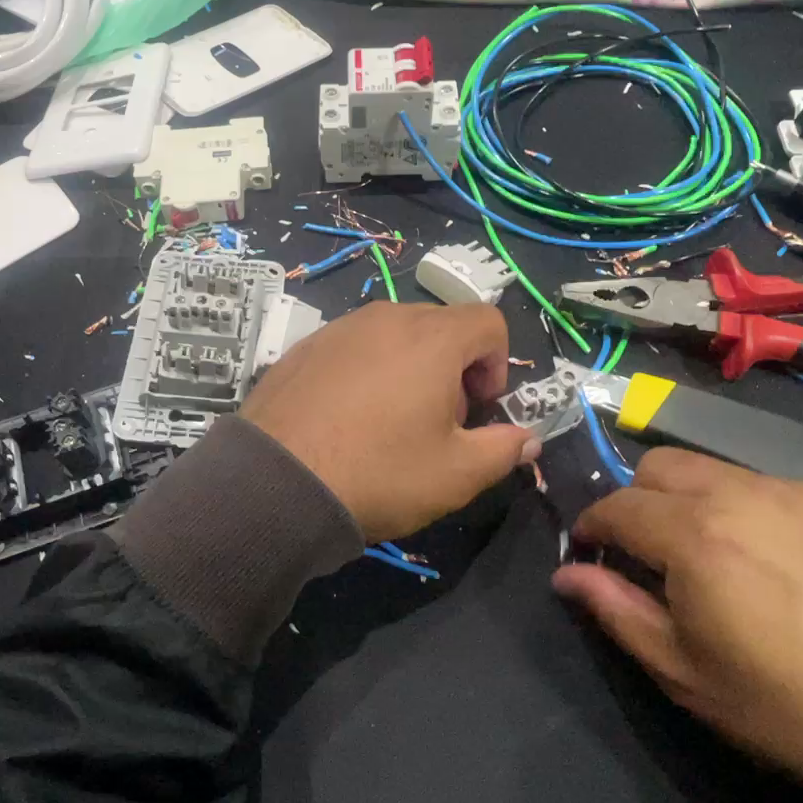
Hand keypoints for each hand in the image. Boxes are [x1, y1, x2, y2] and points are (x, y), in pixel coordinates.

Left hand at [240, 302, 540, 541]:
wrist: (276, 484)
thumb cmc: (378, 473)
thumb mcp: (456, 475)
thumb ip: (503, 450)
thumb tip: (526, 439)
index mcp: (432, 338)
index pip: (488, 322)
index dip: (497, 365)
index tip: (478, 409)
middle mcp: (385, 318)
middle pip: (441, 326)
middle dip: (454, 369)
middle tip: (437, 422)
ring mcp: (338, 329)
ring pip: (394, 336)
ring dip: (410, 369)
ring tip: (389, 422)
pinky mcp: (303, 347)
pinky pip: (353, 347)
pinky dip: (366, 372)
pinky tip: (346, 419)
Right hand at [552, 448, 802, 802]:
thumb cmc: (790, 709)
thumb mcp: (684, 673)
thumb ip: (615, 610)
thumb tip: (566, 573)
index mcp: (695, 535)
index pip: (616, 504)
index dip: (592, 526)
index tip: (592, 553)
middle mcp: (741, 493)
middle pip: (660, 464)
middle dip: (638, 499)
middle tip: (651, 554)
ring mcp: (799, 492)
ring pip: (716, 470)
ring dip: (693, 500)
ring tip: (718, 556)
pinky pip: (773, 487)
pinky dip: (751, 510)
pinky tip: (780, 563)